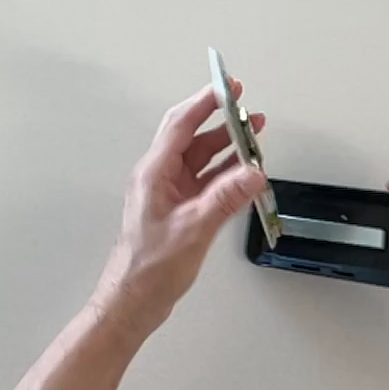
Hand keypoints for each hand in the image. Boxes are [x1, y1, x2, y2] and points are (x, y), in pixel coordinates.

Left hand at [93, 83, 269, 339]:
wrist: (133, 301)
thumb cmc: (150, 268)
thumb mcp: (193, 230)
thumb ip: (225, 198)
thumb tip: (254, 173)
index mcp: (154, 173)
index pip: (181, 124)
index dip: (205, 102)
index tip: (228, 88)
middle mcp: (161, 176)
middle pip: (192, 135)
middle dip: (219, 118)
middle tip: (245, 103)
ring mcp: (171, 191)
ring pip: (202, 157)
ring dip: (228, 144)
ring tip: (255, 133)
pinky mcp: (181, 207)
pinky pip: (206, 179)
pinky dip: (227, 171)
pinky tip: (246, 170)